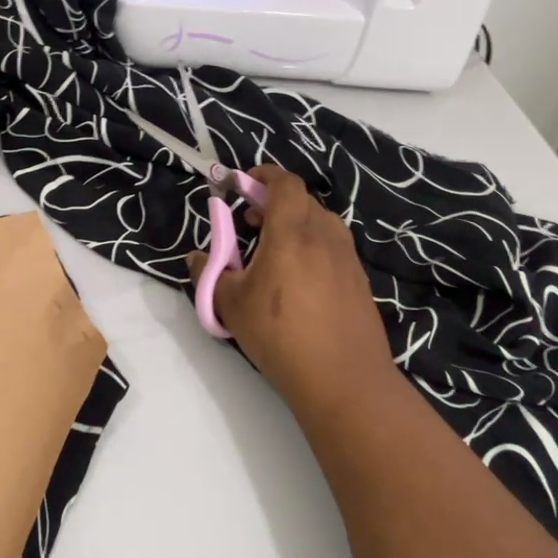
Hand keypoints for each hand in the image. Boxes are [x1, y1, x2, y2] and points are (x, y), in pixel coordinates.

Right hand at [187, 166, 398, 415]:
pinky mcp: (360, 284)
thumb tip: (197, 258)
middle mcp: (324, 237)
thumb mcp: (231, 304)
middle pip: (303, 201)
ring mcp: (347, 260)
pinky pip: (334, 249)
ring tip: (274, 251)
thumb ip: (210, 274)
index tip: (242, 184)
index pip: (285, 183)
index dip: (264, 175)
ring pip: (322, 224)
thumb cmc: (281, 335)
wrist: (345, 382)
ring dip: (296, 225)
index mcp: (291, 232)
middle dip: (275, 202)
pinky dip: (314, 249)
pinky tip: (299, 281)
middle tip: (249, 222)